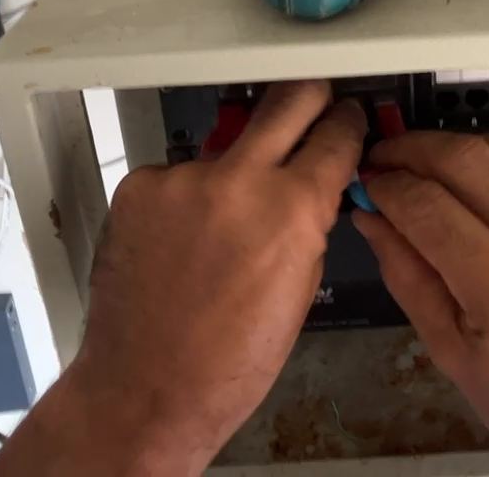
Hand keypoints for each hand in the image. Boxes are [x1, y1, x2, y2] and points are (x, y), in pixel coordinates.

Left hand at [0, 80, 364, 476]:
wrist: (145, 392)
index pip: (336, 134)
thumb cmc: (230, 360)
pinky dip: (187, 195)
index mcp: (292, 209)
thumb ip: (310, 219)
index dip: (348, 122)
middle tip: (313, 102)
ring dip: (236, 167)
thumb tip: (318, 178)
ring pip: (229, 144)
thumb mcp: (302, 288)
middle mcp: (239, 179)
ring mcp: (184, 178)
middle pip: (291, 97)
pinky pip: (179, 172)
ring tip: (222, 219)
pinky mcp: (140, 184)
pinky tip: (182, 236)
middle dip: (311, 95)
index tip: (346, 115)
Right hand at [354, 129, 488, 476]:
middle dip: (414, 148)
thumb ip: (405, 273)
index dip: (387, 184)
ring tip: (434, 164)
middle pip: (466, 157)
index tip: (368, 180)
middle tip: (387, 157)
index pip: (427, 205)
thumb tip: (370, 215)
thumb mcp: (449, 353)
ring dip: (460, 143)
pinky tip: (483, 171)